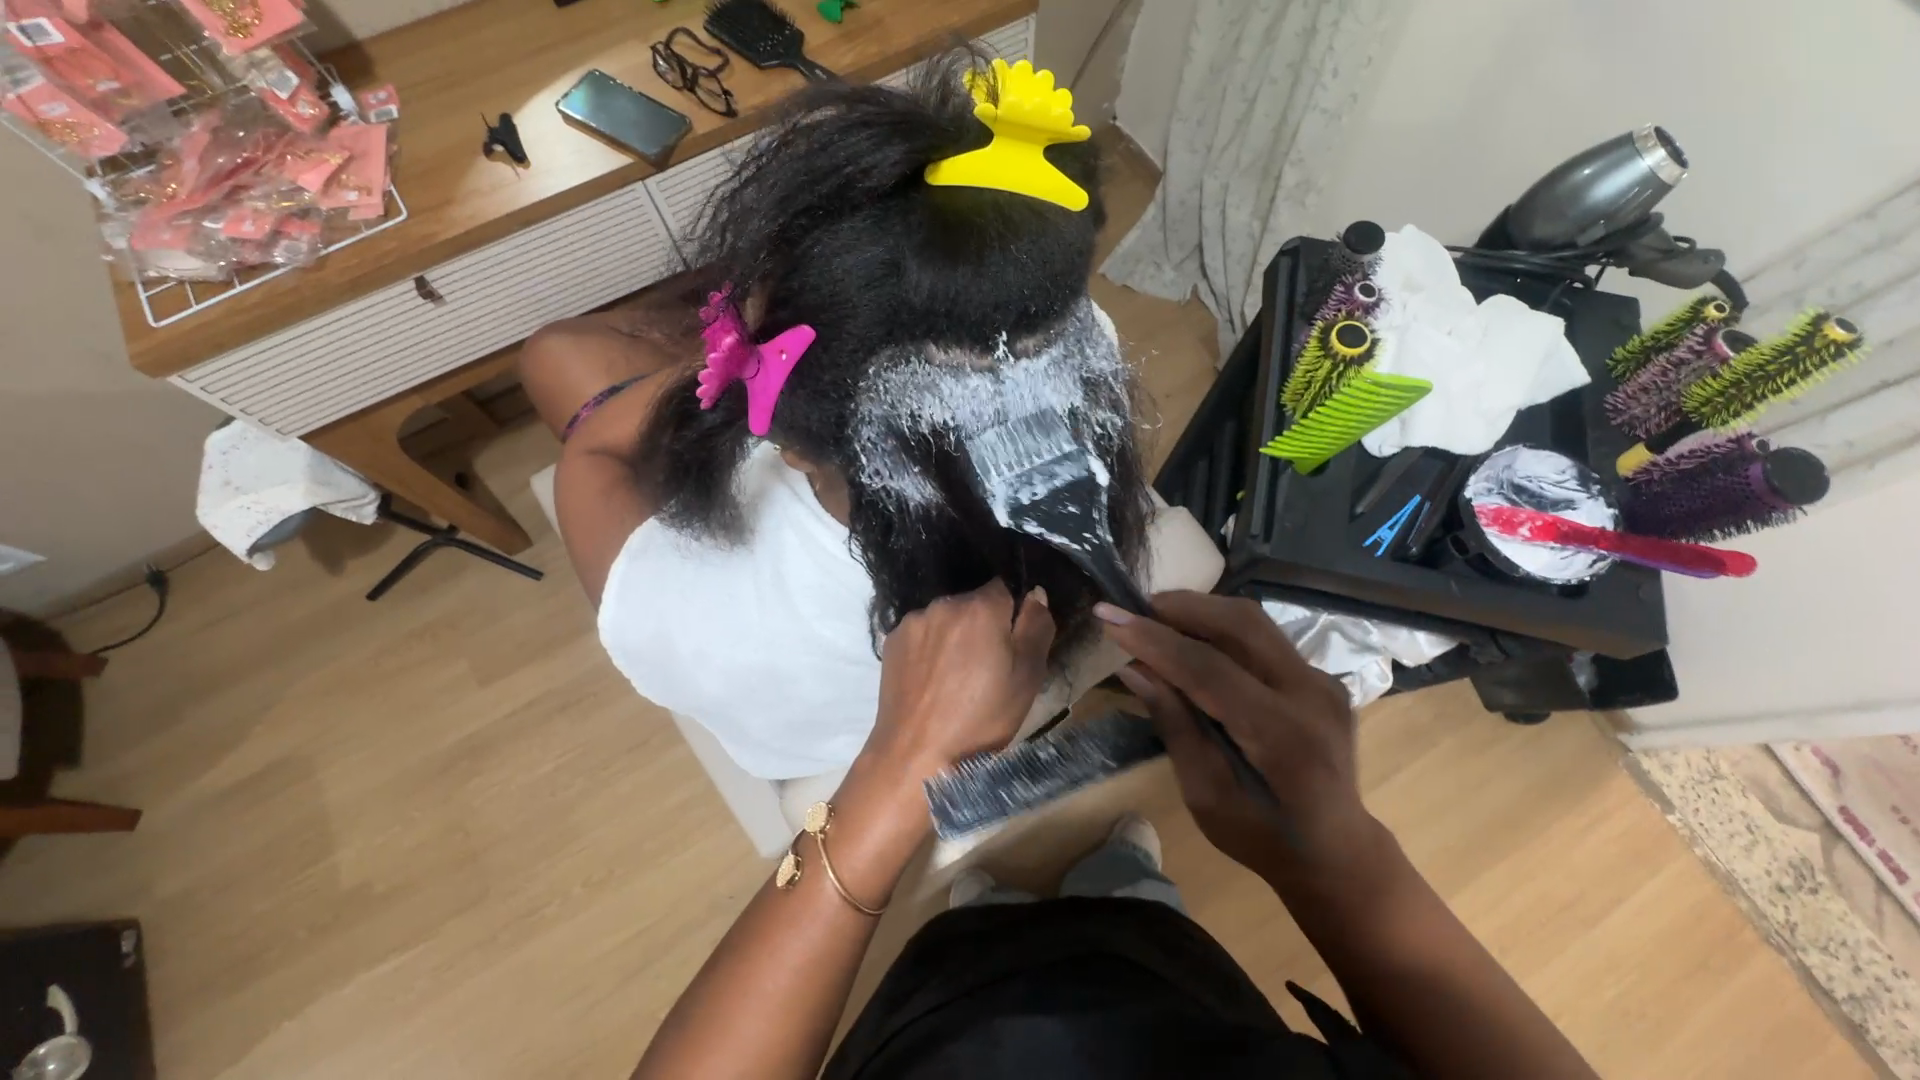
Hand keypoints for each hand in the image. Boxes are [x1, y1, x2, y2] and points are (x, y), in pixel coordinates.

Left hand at [860, 579, 1055, 791]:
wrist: (916, 753)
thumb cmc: (982, 719)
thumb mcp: (1027, 677)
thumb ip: (1037, 627)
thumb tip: (1035, 593)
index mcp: (980, 608)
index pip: (1004, 589)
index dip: (1012, 616)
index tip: (1010, 648)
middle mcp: (943, 604)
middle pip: (973, 603)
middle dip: (982, 625)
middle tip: (986, 668)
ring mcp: (913, 622)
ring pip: (946, 618)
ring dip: (955, 635)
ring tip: (956, 678)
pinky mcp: (892, 641)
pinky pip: (922, 633)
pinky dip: (930, 648)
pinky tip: (932, 681)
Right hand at [1098, 592, 1378, 882]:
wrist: (1336, 851)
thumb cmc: (1262, 836)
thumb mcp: (1205, 794)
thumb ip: (1175, 725)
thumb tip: (1134, 669)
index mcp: (1282, 736)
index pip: (1209, 669)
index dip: (1154, 640)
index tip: (1108, 618)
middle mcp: (1311, 695)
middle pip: (1241, 625)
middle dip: (1181, 608)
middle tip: (1133, 610)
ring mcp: (1322, 681)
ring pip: (1255, 622)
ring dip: (1201, 612)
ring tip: (1155, 619)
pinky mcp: (1320, 677)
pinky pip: (1263, 639)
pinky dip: (1221, 631)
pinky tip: (1191, 643)